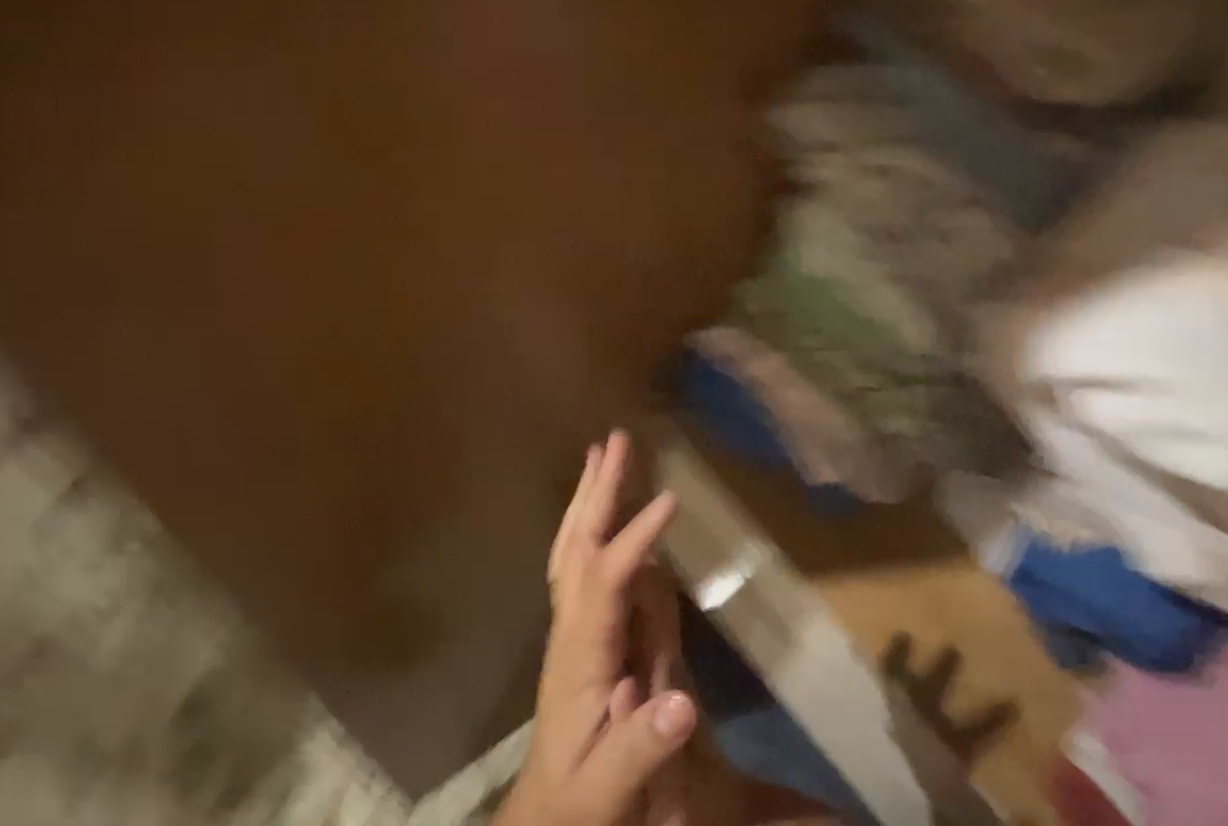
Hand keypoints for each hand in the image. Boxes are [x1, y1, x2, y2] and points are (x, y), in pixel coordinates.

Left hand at [500, 432, 693, 825]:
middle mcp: (569, 631)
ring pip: (574, 552)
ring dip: (588, 500)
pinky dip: (594, 529)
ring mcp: (572, 631)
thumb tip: (683, 701)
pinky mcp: (583, 639)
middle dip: (598, 492)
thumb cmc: (579, 802)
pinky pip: (585, 569)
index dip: (636, 540)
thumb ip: (641, 747)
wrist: (545, 818)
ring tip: (602, 454)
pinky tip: (609, 516)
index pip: (604, 583)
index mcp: (578, 658)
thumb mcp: (608, 789)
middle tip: (616, 440)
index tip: (670, 500)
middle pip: (578, 548)